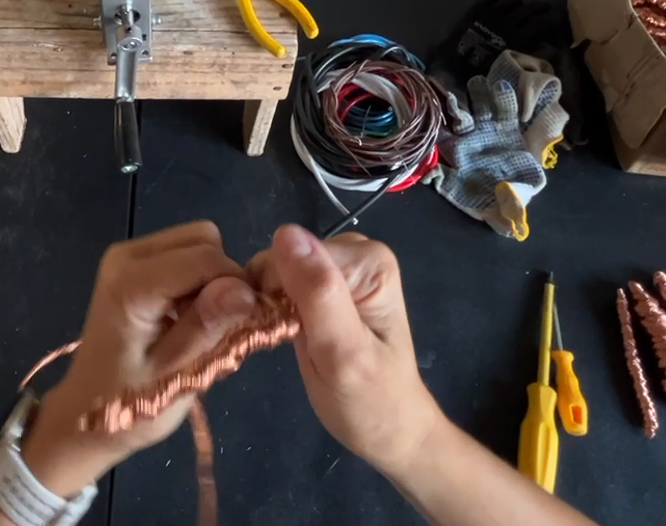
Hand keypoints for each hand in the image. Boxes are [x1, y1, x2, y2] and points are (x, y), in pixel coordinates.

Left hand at [19, 221, 256, 496]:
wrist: (84, 415)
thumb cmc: (127, 406)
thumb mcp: (174, 376)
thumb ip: (206, 327)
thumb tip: (245, 289)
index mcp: (132, 283)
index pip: (205, 257)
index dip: (235, 286)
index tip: (242, 323)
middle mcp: (128, 254)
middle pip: (202, 239)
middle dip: (222, 278)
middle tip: (216, 325)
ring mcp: (129, 252)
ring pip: (197, 240)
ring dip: (211, 277)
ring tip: (198, 322)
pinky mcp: (135, 259)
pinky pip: (184, 250)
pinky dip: (197, 276)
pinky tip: (185, 313)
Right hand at [251, 225, 443, 475]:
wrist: (390, 431)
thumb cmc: (371, 401)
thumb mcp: (343, 353)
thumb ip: (317, 292)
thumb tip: (285, 233)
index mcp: (368, 260)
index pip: (292, 254)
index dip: (277, 292)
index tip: (284, 331)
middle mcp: (357, 252)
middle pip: (285, 256)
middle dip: (276, 297)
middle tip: (292, 339)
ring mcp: (342, 265)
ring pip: (279, 267)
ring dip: (275, 302)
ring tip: (295, 337)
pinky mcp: (327, 281)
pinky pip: (283, 278)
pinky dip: (278, 304)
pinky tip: (293, 329)